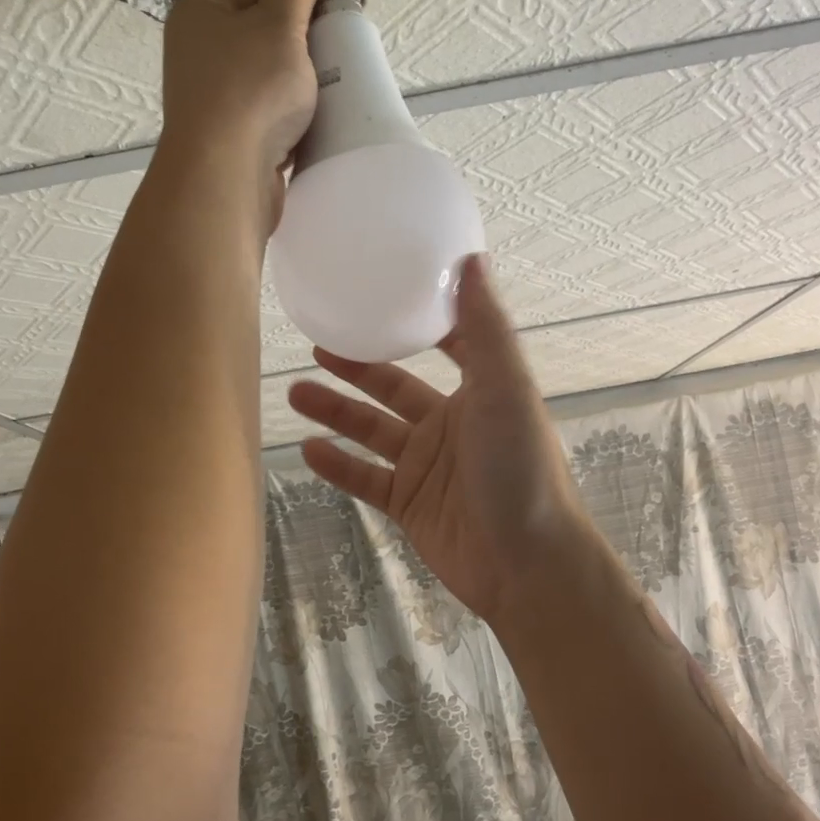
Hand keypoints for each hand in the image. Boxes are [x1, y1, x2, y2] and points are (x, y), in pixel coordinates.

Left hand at [160, 0, 323, 176]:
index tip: (335, 11)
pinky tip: (311, 126)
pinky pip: (272, 120)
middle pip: (267, 35)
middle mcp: (200, 55)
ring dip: (302, 86)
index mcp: (201, 13)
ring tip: (326, 90)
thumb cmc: (249, 93)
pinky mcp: (234, 143)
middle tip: (334, 50)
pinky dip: (293, 122)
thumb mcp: (280, 21)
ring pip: (272, 81)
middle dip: (304, 44)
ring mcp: (215, 103)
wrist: (226, 182)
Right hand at [287, 255, 597, 621]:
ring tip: (294, 393)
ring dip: (336, 412)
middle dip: (357, 365)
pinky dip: (338, 465)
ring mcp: (427, 467)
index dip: (416, 319)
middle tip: (316, 343)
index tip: (379, 292)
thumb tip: (470, 257)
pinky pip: (365, 479)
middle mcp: (451, 424)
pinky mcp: (408, 505)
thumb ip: (485, 329)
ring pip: (372, 431)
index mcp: (481, 391)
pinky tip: (308, 450)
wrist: (525, 563)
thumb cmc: (521, 470)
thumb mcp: (505, 389)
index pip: (447, 342)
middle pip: (395, 386)